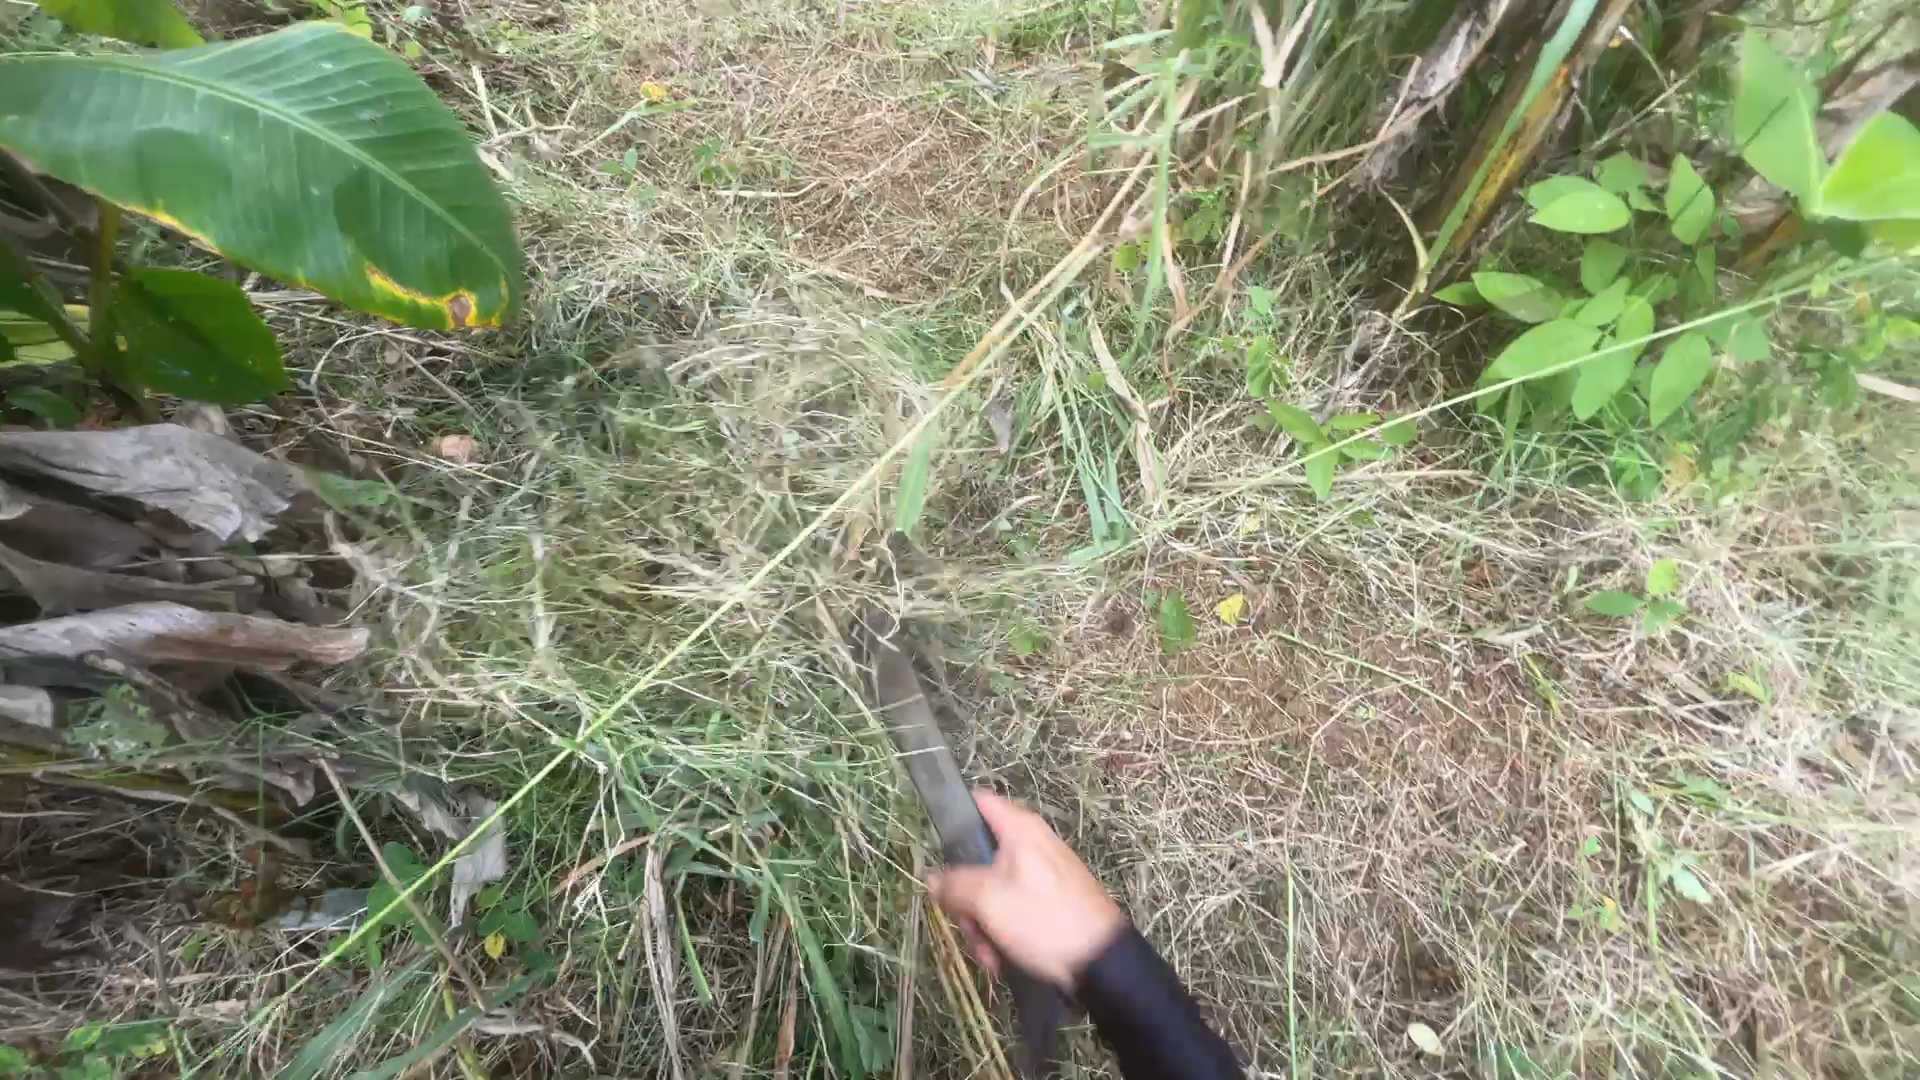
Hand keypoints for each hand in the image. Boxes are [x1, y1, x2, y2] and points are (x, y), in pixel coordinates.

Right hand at [927, 789, 1126, 989]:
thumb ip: (955, 885)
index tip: (938, 848)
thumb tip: (933, 879)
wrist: (1103, 963)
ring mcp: (1042, 872)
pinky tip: (1005, 958)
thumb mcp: (989, 900)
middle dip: (967, 896)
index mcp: (1019, 828)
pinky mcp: (1051, 900)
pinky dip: (1004, 930)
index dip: (954, 817)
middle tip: (969, 924)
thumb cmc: (1044, 919)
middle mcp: (1032, 842)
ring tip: (991, 954)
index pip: (978, 801)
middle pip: (980, 857)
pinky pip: (1014, 905)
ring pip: (993, 887)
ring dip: (983, 922)